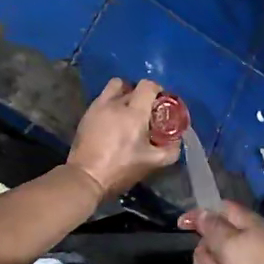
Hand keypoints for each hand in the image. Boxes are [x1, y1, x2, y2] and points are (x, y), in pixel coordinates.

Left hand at [66, 78, 181, 197]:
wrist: (86, 177)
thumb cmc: (120, 169)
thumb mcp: (153, 163)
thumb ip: (171, 150)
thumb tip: (177, 140)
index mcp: (134, 113)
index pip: (148, 86)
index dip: (157, 90)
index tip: (161, 103)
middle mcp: (115, 104)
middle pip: (131, 85)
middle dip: (141, 94)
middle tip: (145, 110)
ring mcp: (98, 107)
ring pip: (114, 87)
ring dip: (123, 93)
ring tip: (127, 111)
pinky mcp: (86, 115)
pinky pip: (102, 99)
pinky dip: (110, 104)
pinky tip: (112, 121)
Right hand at [178, 202, 263, 263]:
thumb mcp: (230, 243)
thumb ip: (211, 226)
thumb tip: (200, 212)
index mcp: (245, 223)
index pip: (218, 209)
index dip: (199, 215)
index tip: (180, 225)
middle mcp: (245, 239)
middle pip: (211, 240)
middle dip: (205, 255)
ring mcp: (245, 263)